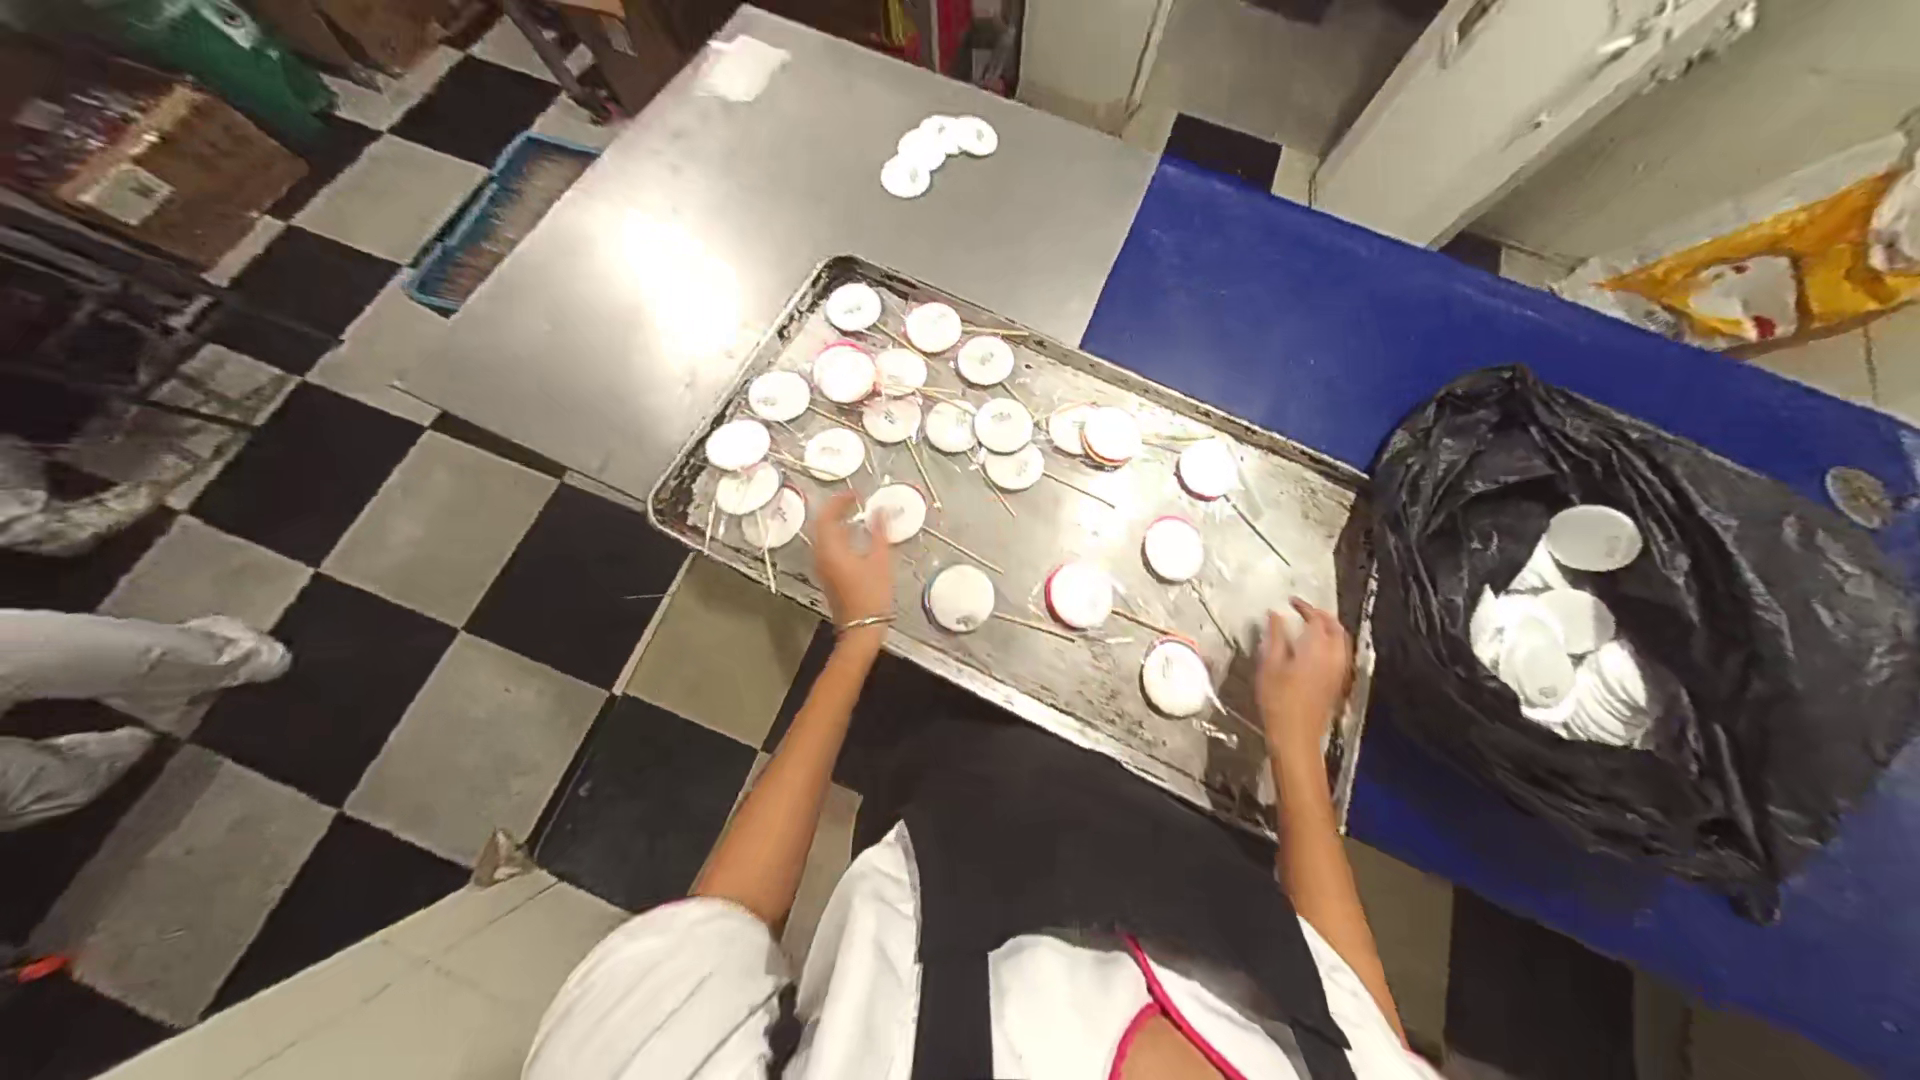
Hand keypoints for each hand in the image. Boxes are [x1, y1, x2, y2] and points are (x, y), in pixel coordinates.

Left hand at [813, 492, 893, 628]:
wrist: (862, 627)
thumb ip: (880, 531)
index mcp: (831, 548)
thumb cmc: (872, 594)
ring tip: (853, 514)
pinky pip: (826, 547)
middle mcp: (821, 555)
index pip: (827, 515)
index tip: (855, 494)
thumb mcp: (881, 560)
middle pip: (821, 524)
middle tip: (853, 501)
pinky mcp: (826, 574)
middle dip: (835, 509)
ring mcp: (822, 566)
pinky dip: (836, 536)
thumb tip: (880, 509)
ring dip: (835, 522)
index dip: (839, 501)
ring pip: (822, 536)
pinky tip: (851, 536)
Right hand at [1257, 598, 1352, 756]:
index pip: (1316, 619)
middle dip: (1321, 615)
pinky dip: (1331, 642)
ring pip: (1341, 640)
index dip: (1304, 607)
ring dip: (1329, 628)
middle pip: (1335, 627)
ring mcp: (1339, 670)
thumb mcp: (1269, 664)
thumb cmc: (1277, 698)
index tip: (1290, 601)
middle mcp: (1334, 656)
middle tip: (1303, 609)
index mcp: (1317, 648)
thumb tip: (1275, 614)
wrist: (1296, 734)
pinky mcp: (1338, 681)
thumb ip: (1275, 636)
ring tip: (1310, 624)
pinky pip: (1340, 653)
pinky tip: (1316, 646)